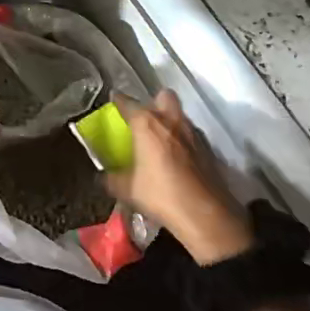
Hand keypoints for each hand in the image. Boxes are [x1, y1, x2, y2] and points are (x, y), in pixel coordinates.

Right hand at [107, 90, 252, 263]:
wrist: (204, 214)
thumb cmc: (160, 195)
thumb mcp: (126, 190)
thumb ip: (111, 178)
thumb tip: (101, 176)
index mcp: (147, 124)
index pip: (127, 102)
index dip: (118, 100)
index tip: (113, 101)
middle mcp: (171, 120)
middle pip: (163, 96)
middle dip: (154, 102)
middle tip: (145, 119)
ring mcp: (193, 132)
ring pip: (180, 115)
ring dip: (170, 122)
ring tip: (161, 141)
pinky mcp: (208, 148)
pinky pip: (192, 135)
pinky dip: (183, 141)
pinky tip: (178, 159)